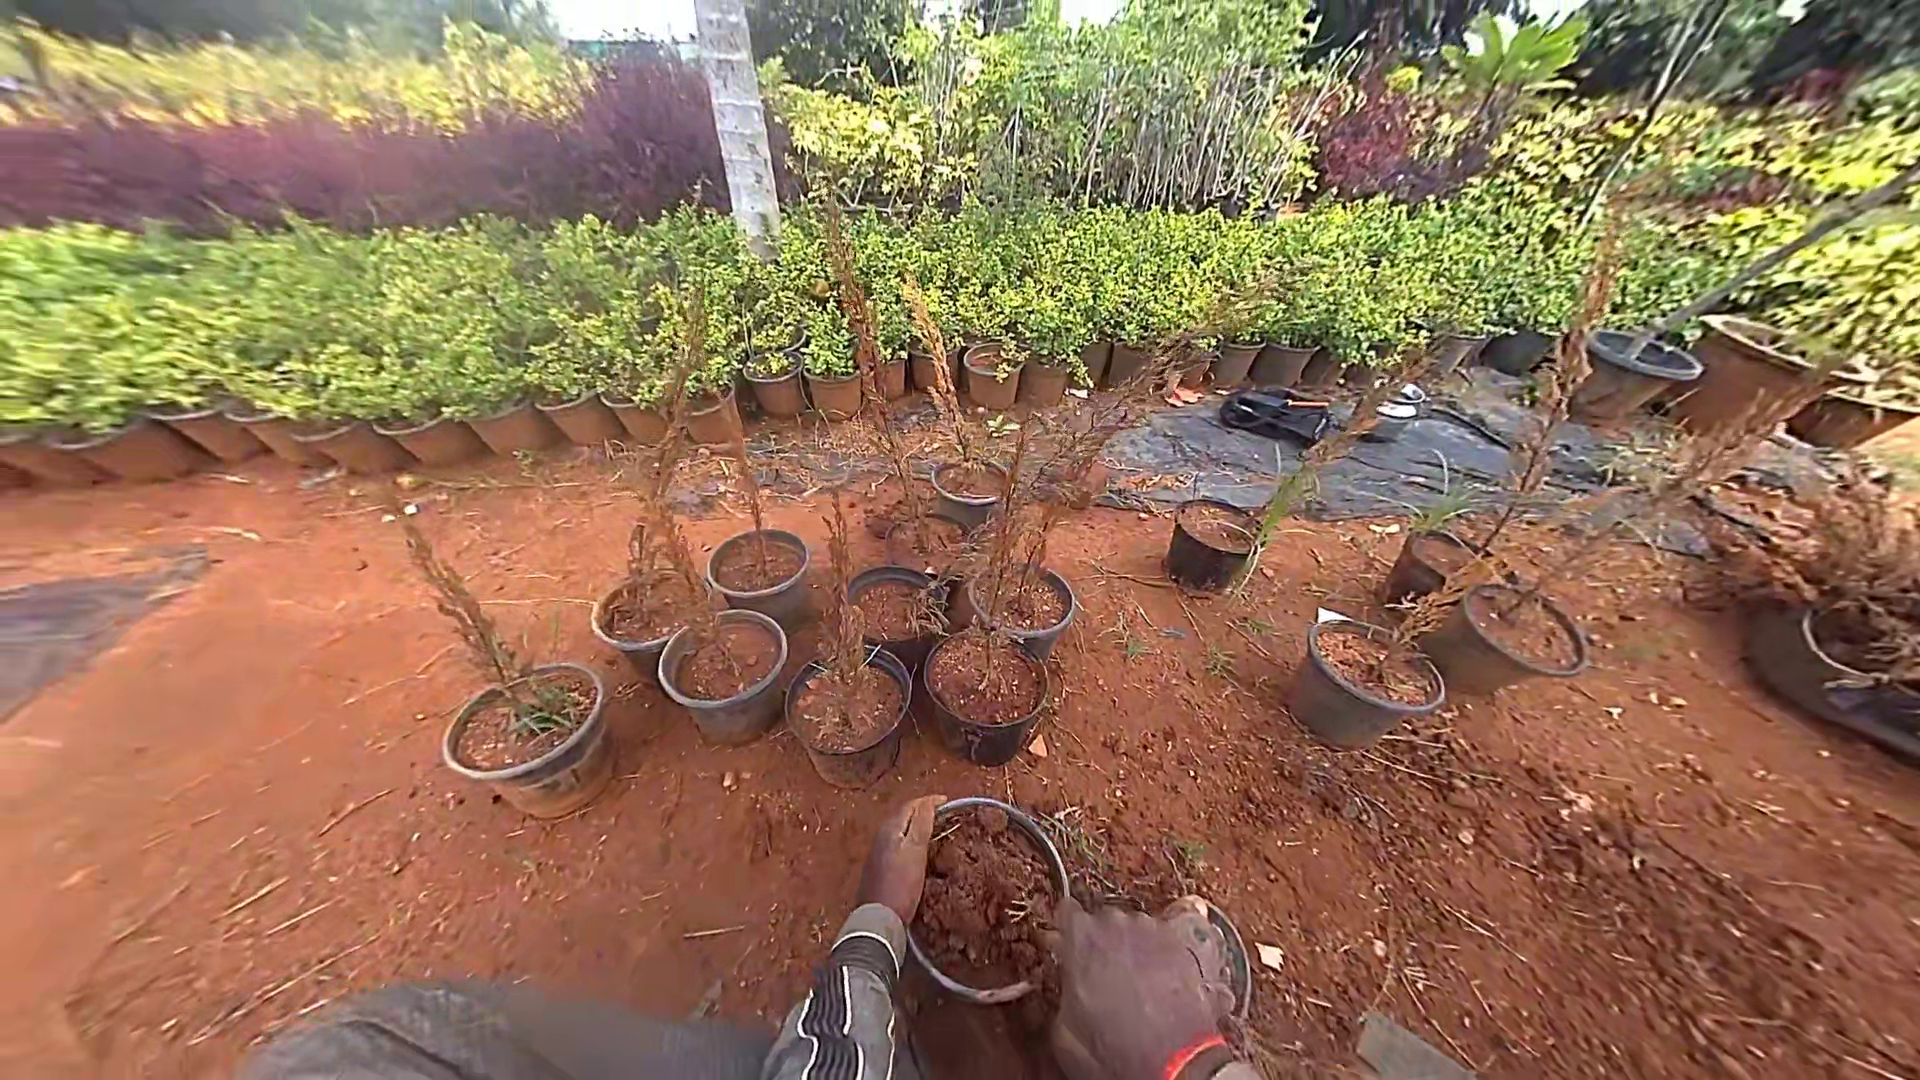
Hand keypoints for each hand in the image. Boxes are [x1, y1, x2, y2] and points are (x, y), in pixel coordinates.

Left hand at [855, 795, 943, 923]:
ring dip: (915, 824)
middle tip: (941, 813)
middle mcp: (881, 835)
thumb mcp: (915, 851)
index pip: (911, 805)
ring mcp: (877, 851)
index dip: (929, 801)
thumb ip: (921, 823)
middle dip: (922, 810)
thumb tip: (928, 801)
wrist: (878, 919)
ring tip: (933, 828)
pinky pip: (896, 841)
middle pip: (904, 815)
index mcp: (890, 828)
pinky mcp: (878, 866)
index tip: (946, 801)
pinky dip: (909, 838)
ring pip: (900, 829)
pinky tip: (917, 848)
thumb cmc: (901, 884)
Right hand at [1050, 896, 1235, 1079]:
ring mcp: (1146, 926)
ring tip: (1135, 983)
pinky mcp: (1175, 940)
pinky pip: (1157, 938)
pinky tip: (1157, 983)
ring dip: (1128, 946)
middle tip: (1103, 974)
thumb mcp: (1065, 1033)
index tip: (1069, 944)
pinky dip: (1155, 954)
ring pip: (1130, 927)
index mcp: (1080, 936)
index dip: (1067, 929)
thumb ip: (1058, 992)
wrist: (1177, 1066)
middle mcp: (1112, 921)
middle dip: (1100, 942)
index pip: (1065, 910)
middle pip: (1099, 919)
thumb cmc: (1117, 1052)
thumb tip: (1065, 982)